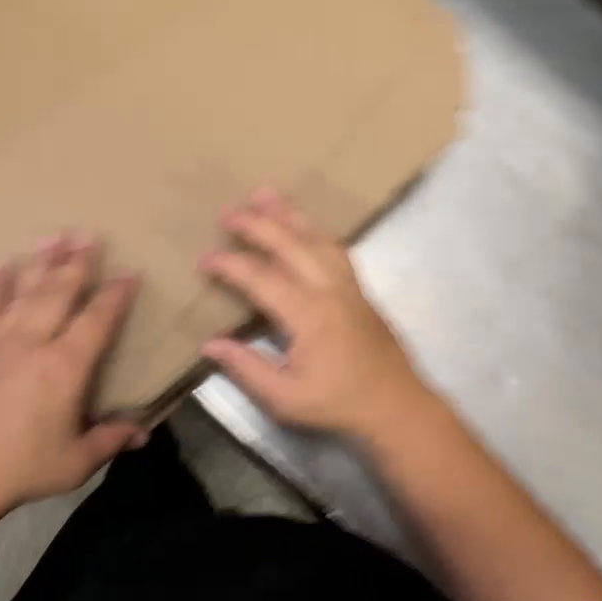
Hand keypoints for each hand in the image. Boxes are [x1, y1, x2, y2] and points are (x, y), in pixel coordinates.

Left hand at [0, 233, 143, 541]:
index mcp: (65, 367)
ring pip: (22, 293)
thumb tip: (142, 434)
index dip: (115, 295)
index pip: (97, 320)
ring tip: (50, 235)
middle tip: (88, 234)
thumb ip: (109, 440)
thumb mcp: (75, 462)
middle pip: (58, 293)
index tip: (129, 272)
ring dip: (39, 263)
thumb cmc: (19, 471)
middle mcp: (32, 345)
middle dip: (76, 263)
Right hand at [199, 188, 439, 439]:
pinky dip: (315, 232)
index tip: (204, 259)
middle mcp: (331, 290)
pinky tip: (304, 227)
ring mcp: (350, 287)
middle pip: (291, 245)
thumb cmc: (338, 405)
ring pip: (318, 239)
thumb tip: (211, 344)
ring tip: (266, 194)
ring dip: (290, 215)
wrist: (397, 406)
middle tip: (228, 211)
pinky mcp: (362, 291)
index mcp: (309, 315)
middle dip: (258, 224)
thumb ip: (247, 368)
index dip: (230, 265)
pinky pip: (336, 250)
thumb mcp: (285, 398)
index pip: (261, 278)